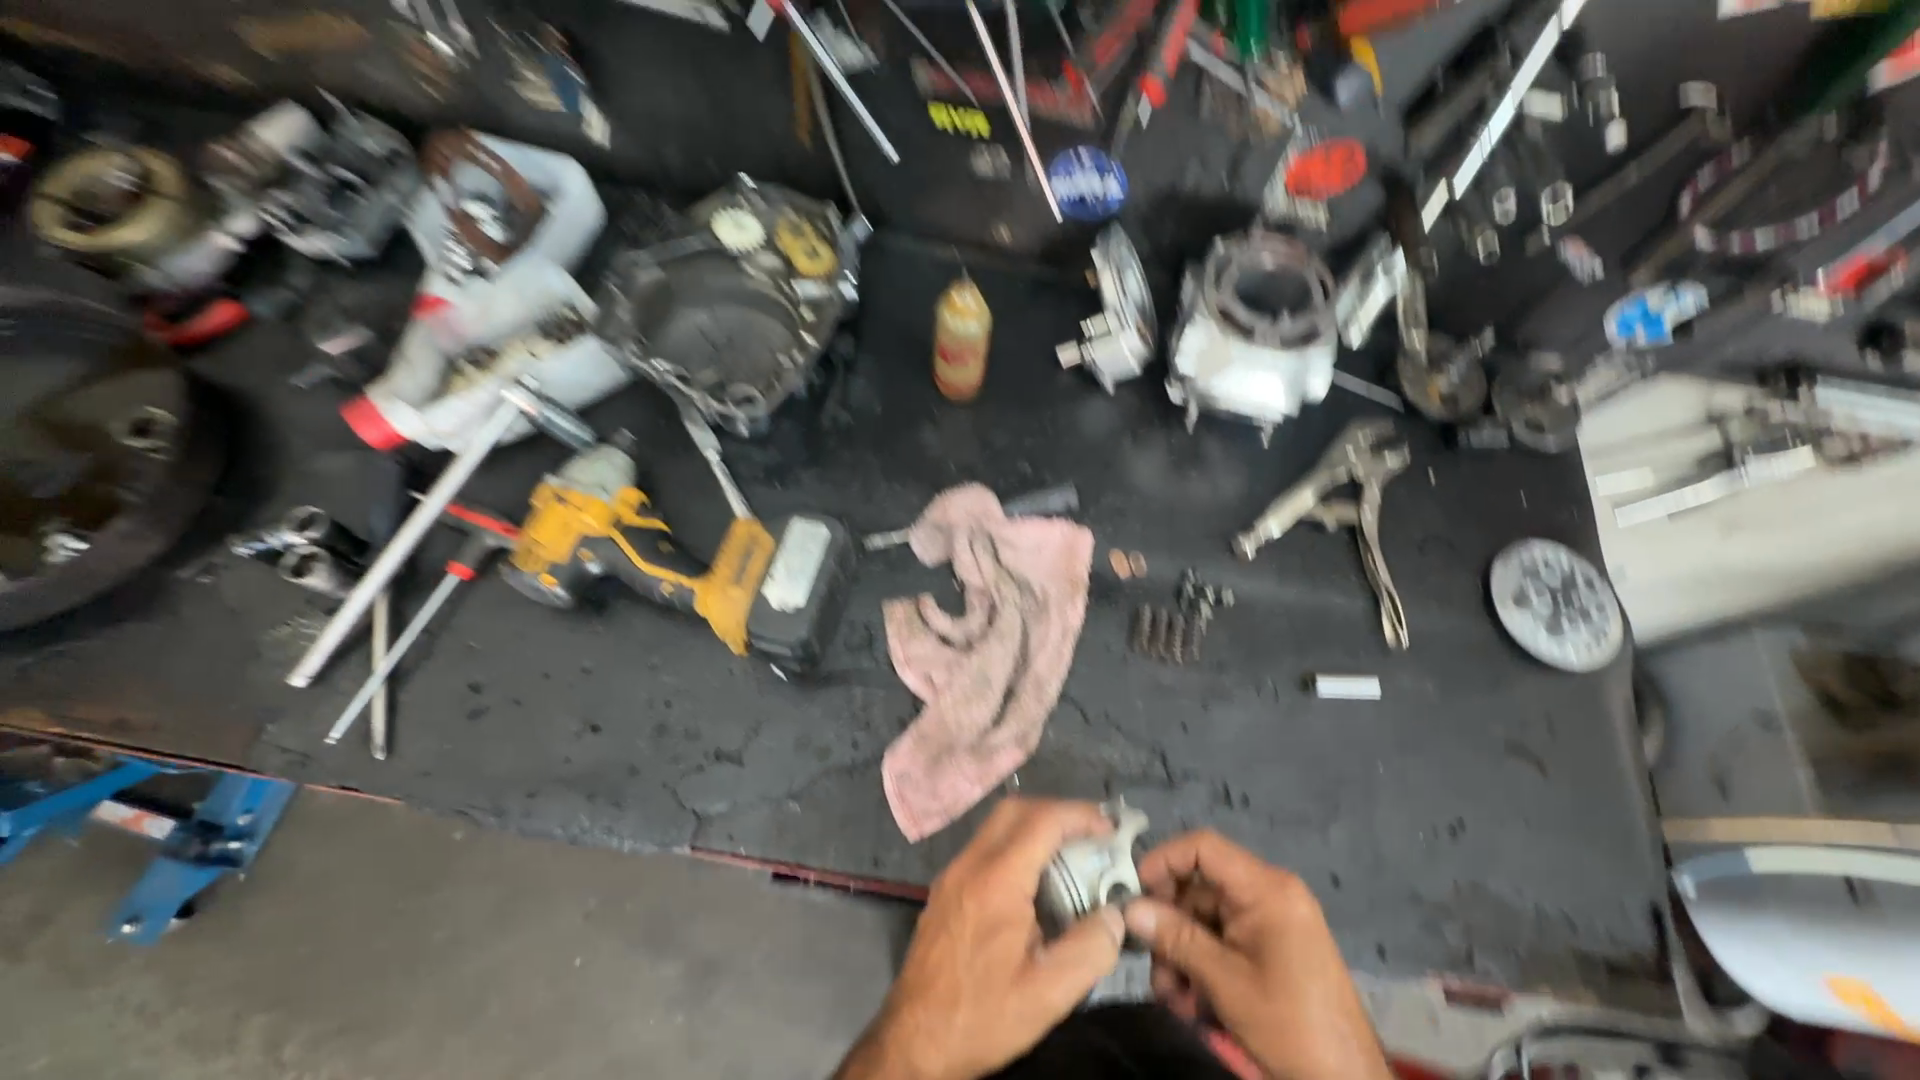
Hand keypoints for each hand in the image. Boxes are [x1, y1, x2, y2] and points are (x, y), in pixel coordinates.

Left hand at [834, 798, 1126, 1079]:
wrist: (914, 1041)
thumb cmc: (982, 1016)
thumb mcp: (1048, 994)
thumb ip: (1089, 949)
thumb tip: (1114, 915)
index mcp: (996, 881)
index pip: (1042, 821)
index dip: (1081, 816)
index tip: (1111, 830)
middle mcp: (969, 865)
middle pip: (1015, 810)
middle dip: (1058, 813)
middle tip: (1092, 838)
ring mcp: (951, 876)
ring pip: (996, 827)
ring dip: (1035, 829)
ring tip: (1070, 860)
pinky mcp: (944, 891)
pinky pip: (984, 849)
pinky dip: (1015, 848)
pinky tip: (1034, 886)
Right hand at [1124, 830, 1392, 1079]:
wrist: (1346, 1079)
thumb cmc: (1289, 1023)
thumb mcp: (1225, 981)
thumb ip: (1176, 938)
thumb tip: (1128, 908)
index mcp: (1265, 889)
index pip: (1203, 847)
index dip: (1163, 861)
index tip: (1134, 894)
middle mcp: (1267, 894)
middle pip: (1198, 889)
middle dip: (1169, 928)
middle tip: (1154, 969)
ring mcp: (1269, 922)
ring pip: (1203, 920)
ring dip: (1181, 956)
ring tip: (1176, 1000)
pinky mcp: (1269, 947)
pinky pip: (1221, 941)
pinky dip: (1201, 967)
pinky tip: (1194, 1003)